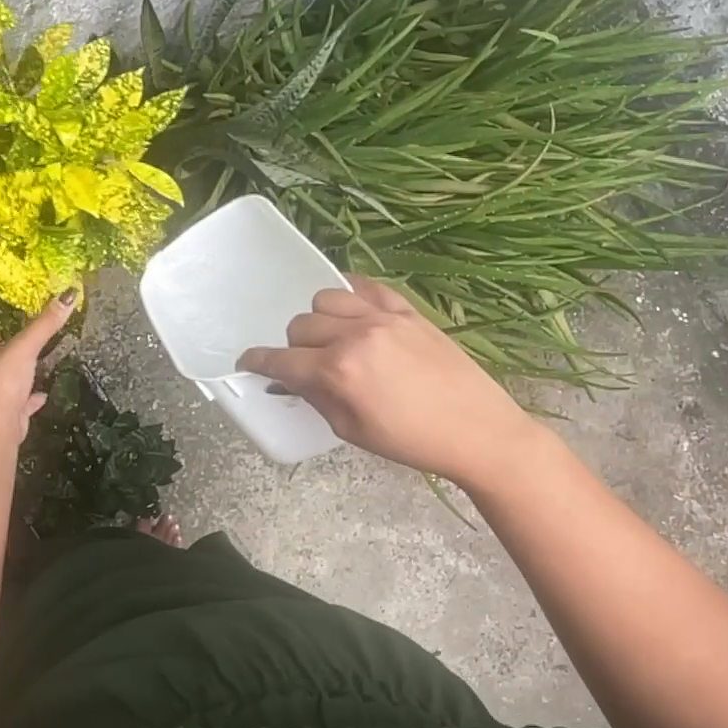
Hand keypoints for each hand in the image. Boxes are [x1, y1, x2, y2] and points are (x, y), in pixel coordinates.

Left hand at [0, 289, 76, 439]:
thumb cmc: (3, 379)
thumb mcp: (25, 346)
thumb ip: (45, 324)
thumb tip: (68, 294)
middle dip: (4, 355)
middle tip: (21, 345)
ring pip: (7, 383)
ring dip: (18, 376)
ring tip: (33, 367)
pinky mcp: (9, 416)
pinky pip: (22, 404)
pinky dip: (32, 399)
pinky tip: (43, 395)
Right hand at [237, 275, 550, 489]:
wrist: (479, 431)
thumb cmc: (411, 441)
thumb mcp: (352, 430)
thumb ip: (316, 398)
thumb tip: (290, 381)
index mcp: (338, 372)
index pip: (281, 360)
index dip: (257, 361)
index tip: (247, 362)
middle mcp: (355, 336)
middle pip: (300, 326)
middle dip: (293, 346)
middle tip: (306, 365)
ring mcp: (383, 318)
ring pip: (326, 299)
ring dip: (319, 318)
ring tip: (331, 338)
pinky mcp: (408, 311)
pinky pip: (366, 286)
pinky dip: (351, 293)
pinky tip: (351, 309)